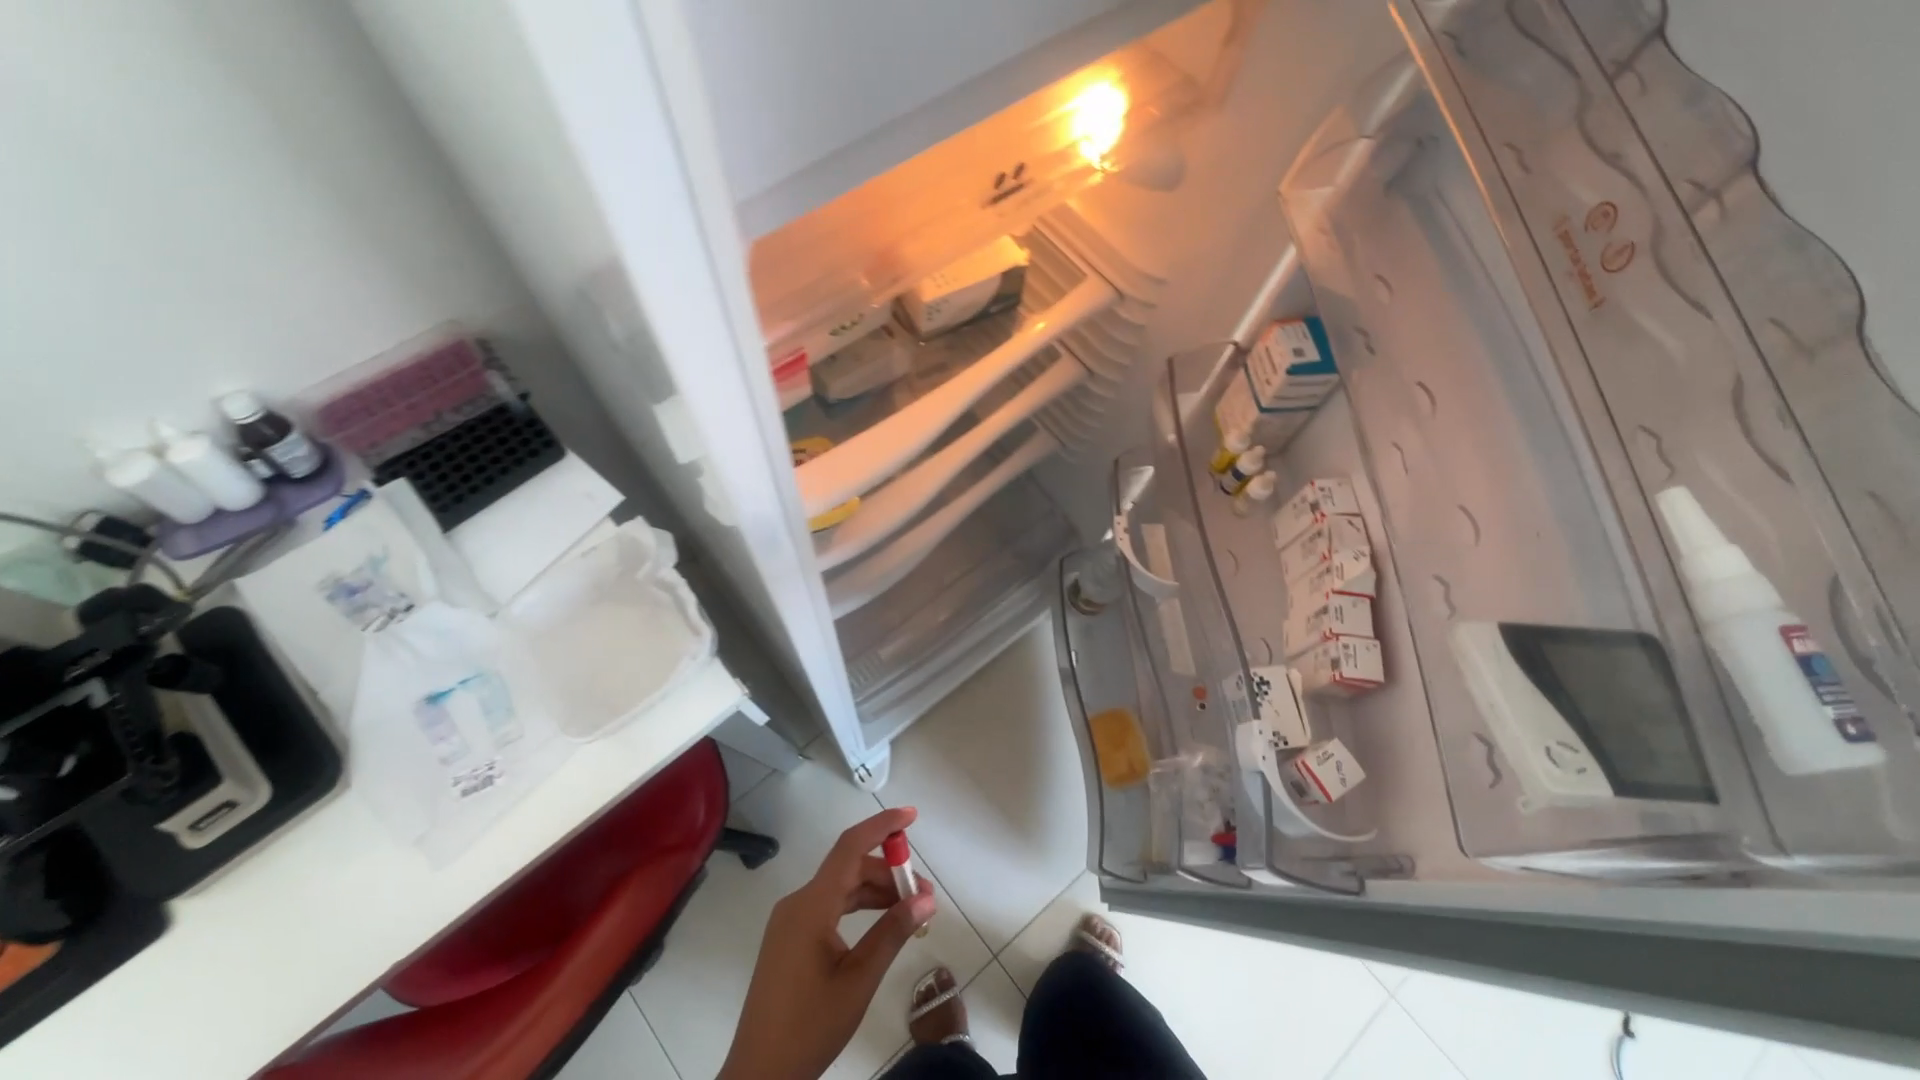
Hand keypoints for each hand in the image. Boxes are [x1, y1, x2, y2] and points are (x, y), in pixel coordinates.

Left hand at [718, 807, 936, 1079]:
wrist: (761, 1071)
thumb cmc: (811, 1024)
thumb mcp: (860, 979)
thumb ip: (893, 933)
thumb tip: (926, 899)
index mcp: (810, 906)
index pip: (850, 849)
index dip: (881, 827)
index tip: (912, 816)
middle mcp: (797, 904)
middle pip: (848, 869)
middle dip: (889, 873)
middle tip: (926, 895)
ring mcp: (790, 922)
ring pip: (840, 889)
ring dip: (876, 893)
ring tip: (912, 911)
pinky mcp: (790, 940)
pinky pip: (829, 908)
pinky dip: (858, 908)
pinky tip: (883, 925)